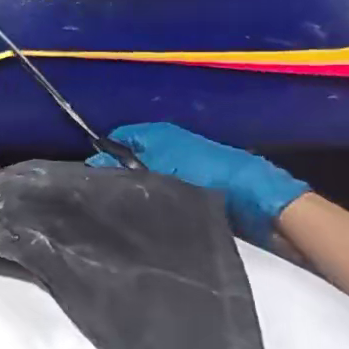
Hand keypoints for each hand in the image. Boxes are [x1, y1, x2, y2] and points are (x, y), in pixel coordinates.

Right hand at [88, 122, 307, 245]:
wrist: (257, 201)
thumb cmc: (204, 174)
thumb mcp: (157, 165)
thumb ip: (121, 164)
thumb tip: (92, 164)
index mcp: (155, 133)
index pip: (115, 139)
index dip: (102, 156)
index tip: (91, 178)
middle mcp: (164, 146)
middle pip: (127, 159)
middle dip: (117, 175)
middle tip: (105, 196)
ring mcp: (177, 169)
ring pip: (142, 178)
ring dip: (136, 191)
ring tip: (124, 208)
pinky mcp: (189, 190)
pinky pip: (160, 194)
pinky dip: (154, 202)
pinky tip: (147, 215)